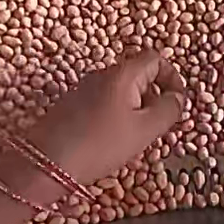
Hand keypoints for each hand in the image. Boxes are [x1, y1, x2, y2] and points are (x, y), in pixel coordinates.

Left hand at [20, 50, 186, 186]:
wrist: (45, 164)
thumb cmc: (99, 145)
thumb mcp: (144, 131)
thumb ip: (168, 110)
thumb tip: (178, 97)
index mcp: (122, 74)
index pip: (155, 59)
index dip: (172, 78)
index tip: (176, 103)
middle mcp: (102, 75)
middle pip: (139, 75)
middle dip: (154, 97)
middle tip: (156, 127)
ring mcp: (84, 89)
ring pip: (122, 91)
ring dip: (136, 110)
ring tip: (134, 138)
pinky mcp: (72, 105)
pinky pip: (105, 103)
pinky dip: (117, 116)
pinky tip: (112, 142)